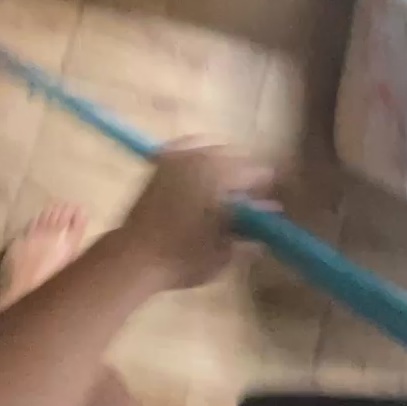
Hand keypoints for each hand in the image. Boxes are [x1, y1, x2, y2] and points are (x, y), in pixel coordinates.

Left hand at [115, 139, 271, 290]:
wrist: (135, 256)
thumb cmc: (183, 259)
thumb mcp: (225, 253)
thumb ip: (251, 231)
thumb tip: (271, 214)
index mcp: (221, 180)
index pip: (255, 172)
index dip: (265, 185)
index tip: (269, 200)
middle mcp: (202, 161)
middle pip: (235, 157)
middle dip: (245, 173)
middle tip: (248, 196)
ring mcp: (179, 158)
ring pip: (213, 149)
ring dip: (224, 163)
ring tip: (225, 185)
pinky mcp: (162, 162)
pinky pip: (187, 146)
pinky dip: (198, 152)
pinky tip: (200, 165)